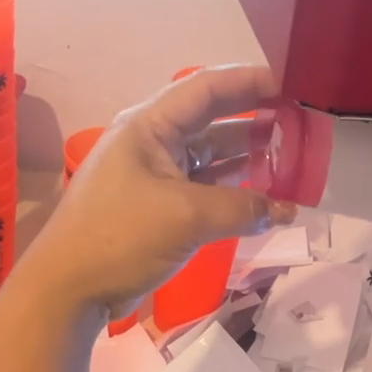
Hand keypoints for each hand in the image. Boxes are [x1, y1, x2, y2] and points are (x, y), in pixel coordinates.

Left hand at [23, 65, 295, 316]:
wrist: (68, 290)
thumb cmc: (120, 238)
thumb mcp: (187, 216)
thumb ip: (243, 208)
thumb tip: (286, 210)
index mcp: (149, 126)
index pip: (207, 88)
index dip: (251, 81)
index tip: (294, 85)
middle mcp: (152, 143)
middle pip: (213, 120)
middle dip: (257, 120)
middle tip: (302, 125)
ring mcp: (155, 176)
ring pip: (211, 157)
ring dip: (250, 159)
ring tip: (293, 161)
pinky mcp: (159, 208)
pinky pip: (206, 189)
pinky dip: (235, 193)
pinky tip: (267, 199)